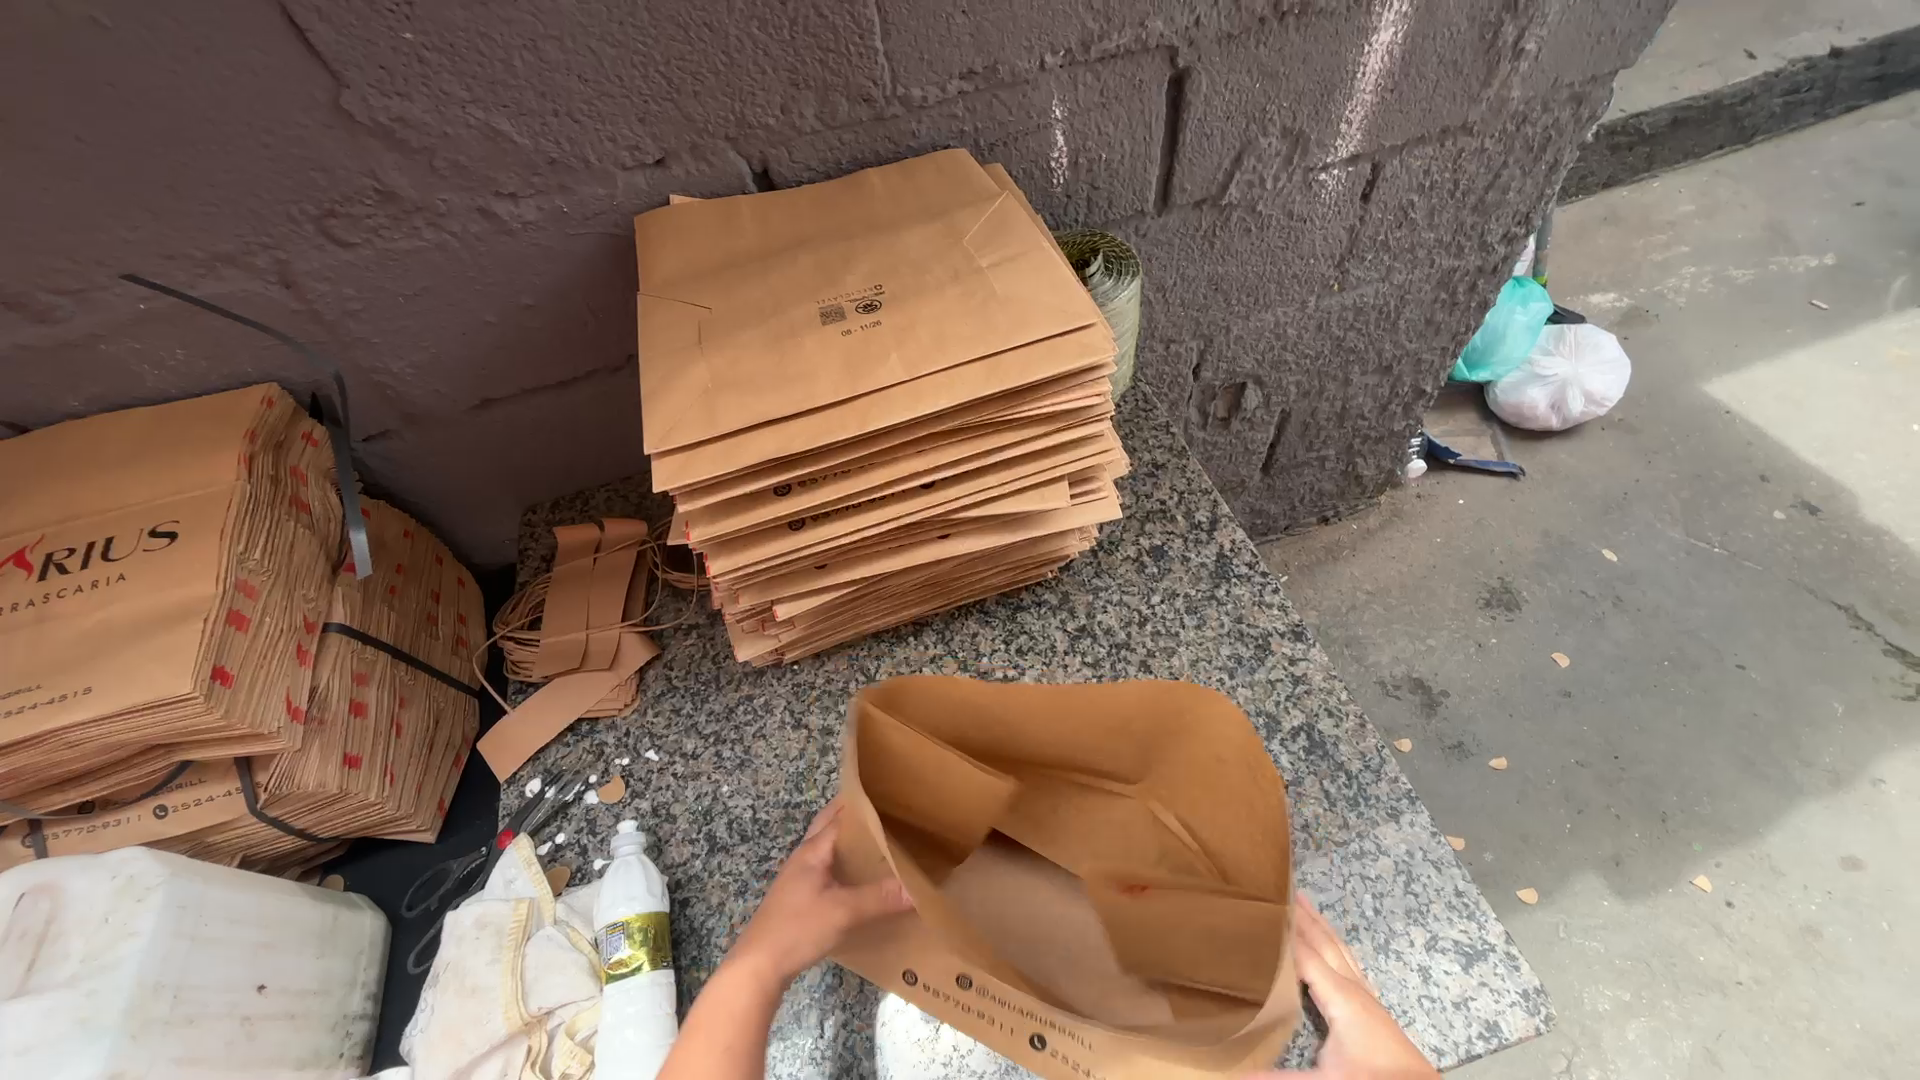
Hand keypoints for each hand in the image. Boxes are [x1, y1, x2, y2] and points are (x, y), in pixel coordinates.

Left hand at [725, 797, 913, 985]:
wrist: (758, 966)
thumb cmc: (798, 929)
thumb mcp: (843, 912)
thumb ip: (879, 898)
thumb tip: (917, 889)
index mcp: (813, 850)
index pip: (842, 815)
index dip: (865, 805)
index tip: (892, 798)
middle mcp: (805, 856)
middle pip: (831, 826)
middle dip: (855, 817)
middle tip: (886, 814)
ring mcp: (800, 876)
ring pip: (830, 848)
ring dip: (851, 841)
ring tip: (881, 841)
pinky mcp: (800, 896)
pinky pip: (828, 868)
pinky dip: (845, 864)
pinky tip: (861, 877)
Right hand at [1248, 896, 1438, 1078]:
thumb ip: (1282, 1078)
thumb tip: (1237, 1074)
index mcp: (1339, 997)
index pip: (1303, 954)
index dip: (1281, 932)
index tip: (1257, 910)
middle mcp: (1353, 989)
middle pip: (1323, 942)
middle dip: (1302, 916)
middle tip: (1282, 889)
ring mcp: (1366, 997)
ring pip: (1339, 949)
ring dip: (1320, 925)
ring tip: (1304, 903)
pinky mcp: (1372, 1008)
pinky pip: (1348, 962)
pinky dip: (1333, 945)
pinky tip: (1331, 947)